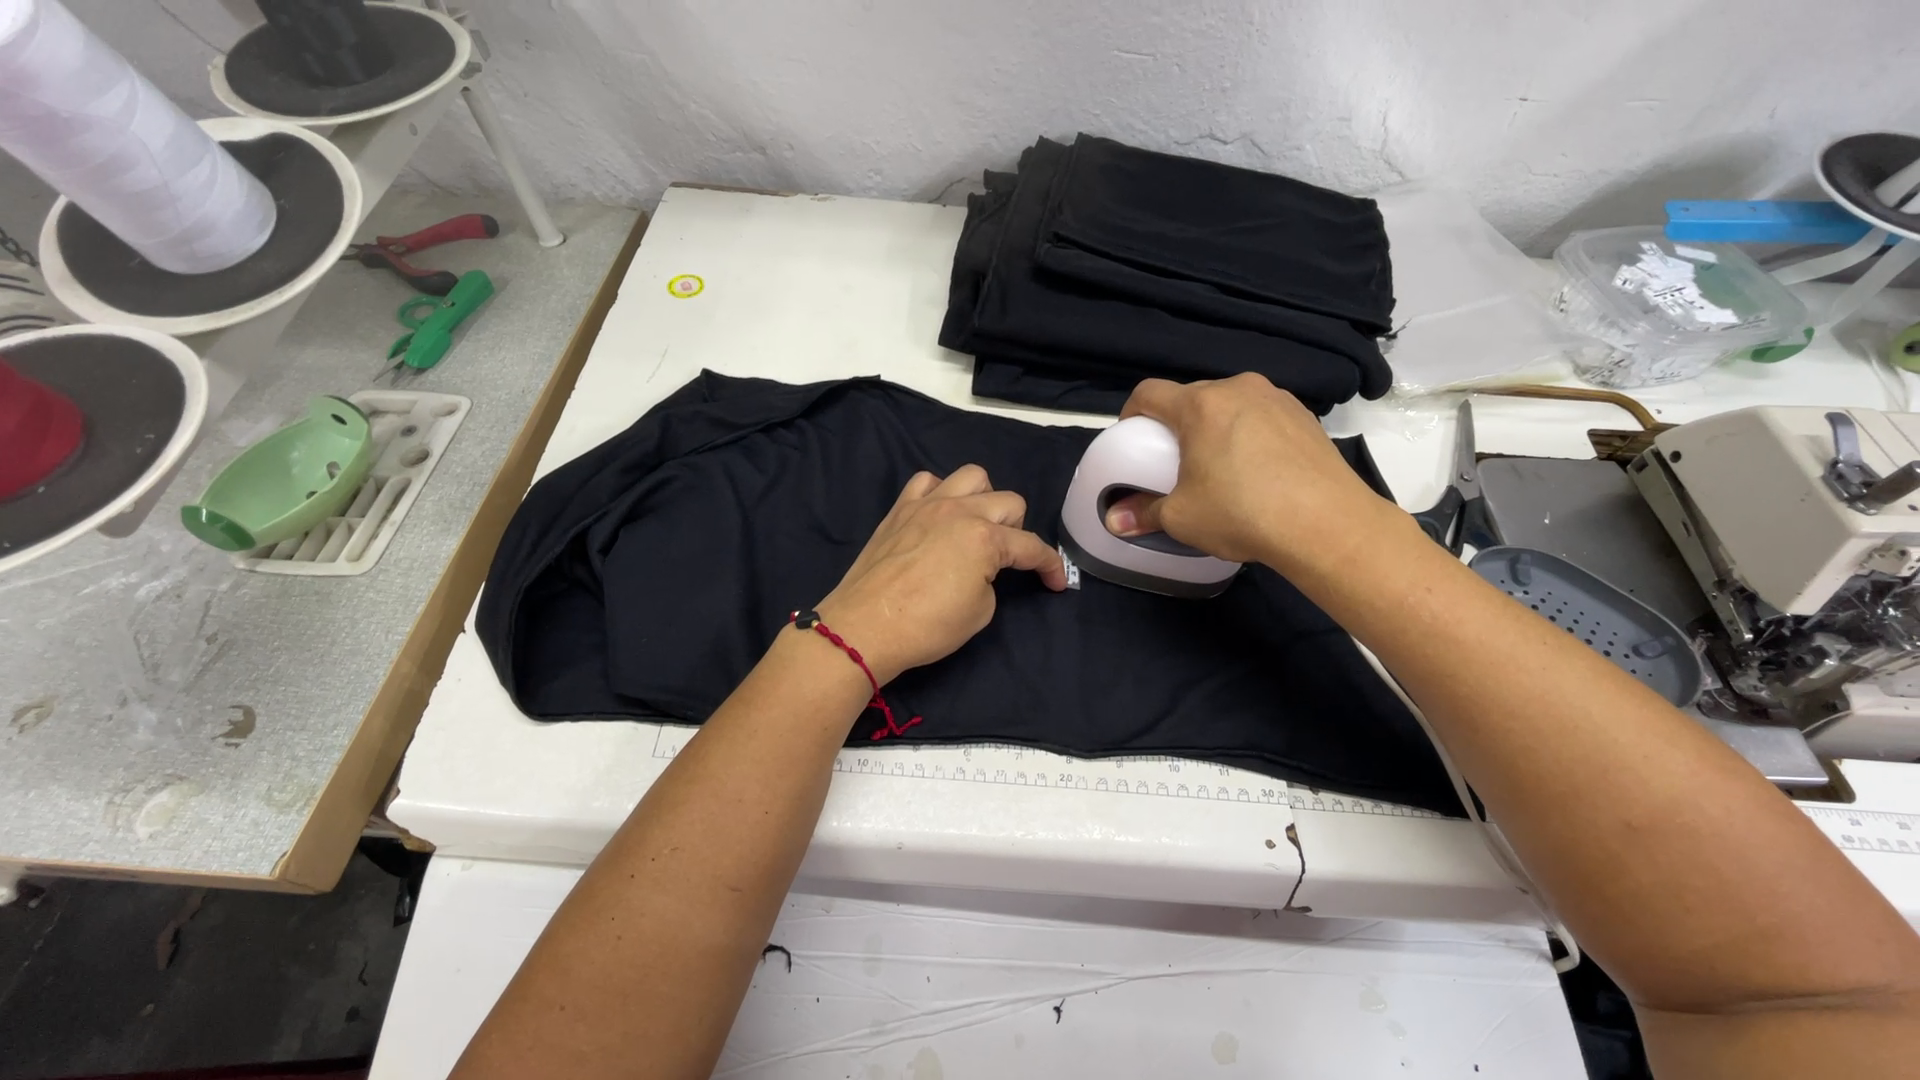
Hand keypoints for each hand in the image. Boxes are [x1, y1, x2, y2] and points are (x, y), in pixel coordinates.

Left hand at [816, 465, 1067, 684]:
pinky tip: (939, 516)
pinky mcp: (899, 509)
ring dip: (984, 499)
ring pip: (972, 477)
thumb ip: (991, 580)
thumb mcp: (979, 612)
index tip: (1056, 583)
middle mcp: (959, 510)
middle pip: (1009, 501)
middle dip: (1018, 531)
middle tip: (1007, 560)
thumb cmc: (927, 627)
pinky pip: (927, 481)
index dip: (1049, 565)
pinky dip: (940, 493)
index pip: (1031, 546)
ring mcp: (926, 504)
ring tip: (976, 527)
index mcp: (985, 538)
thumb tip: (982, 569)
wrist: (864, 627)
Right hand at [1102, 375, 1397, 568]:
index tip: (1133, 437)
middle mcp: (1238, 389)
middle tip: (1176, 460)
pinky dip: (1251, 435)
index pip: (1149, 392)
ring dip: (1217, 427)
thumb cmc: (1242, 513)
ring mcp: (1277, 399)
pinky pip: (1263, 417)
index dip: (1132, 412)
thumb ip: (1144, 513)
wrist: (1327, 523)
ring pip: (1231, 405)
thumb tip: (1115, 521)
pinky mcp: (1306, 417)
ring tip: (1220, 466)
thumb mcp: (1182, 518)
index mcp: (1200, 405)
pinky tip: (1259, 471)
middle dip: (1178, 423)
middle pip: (1193, 397)